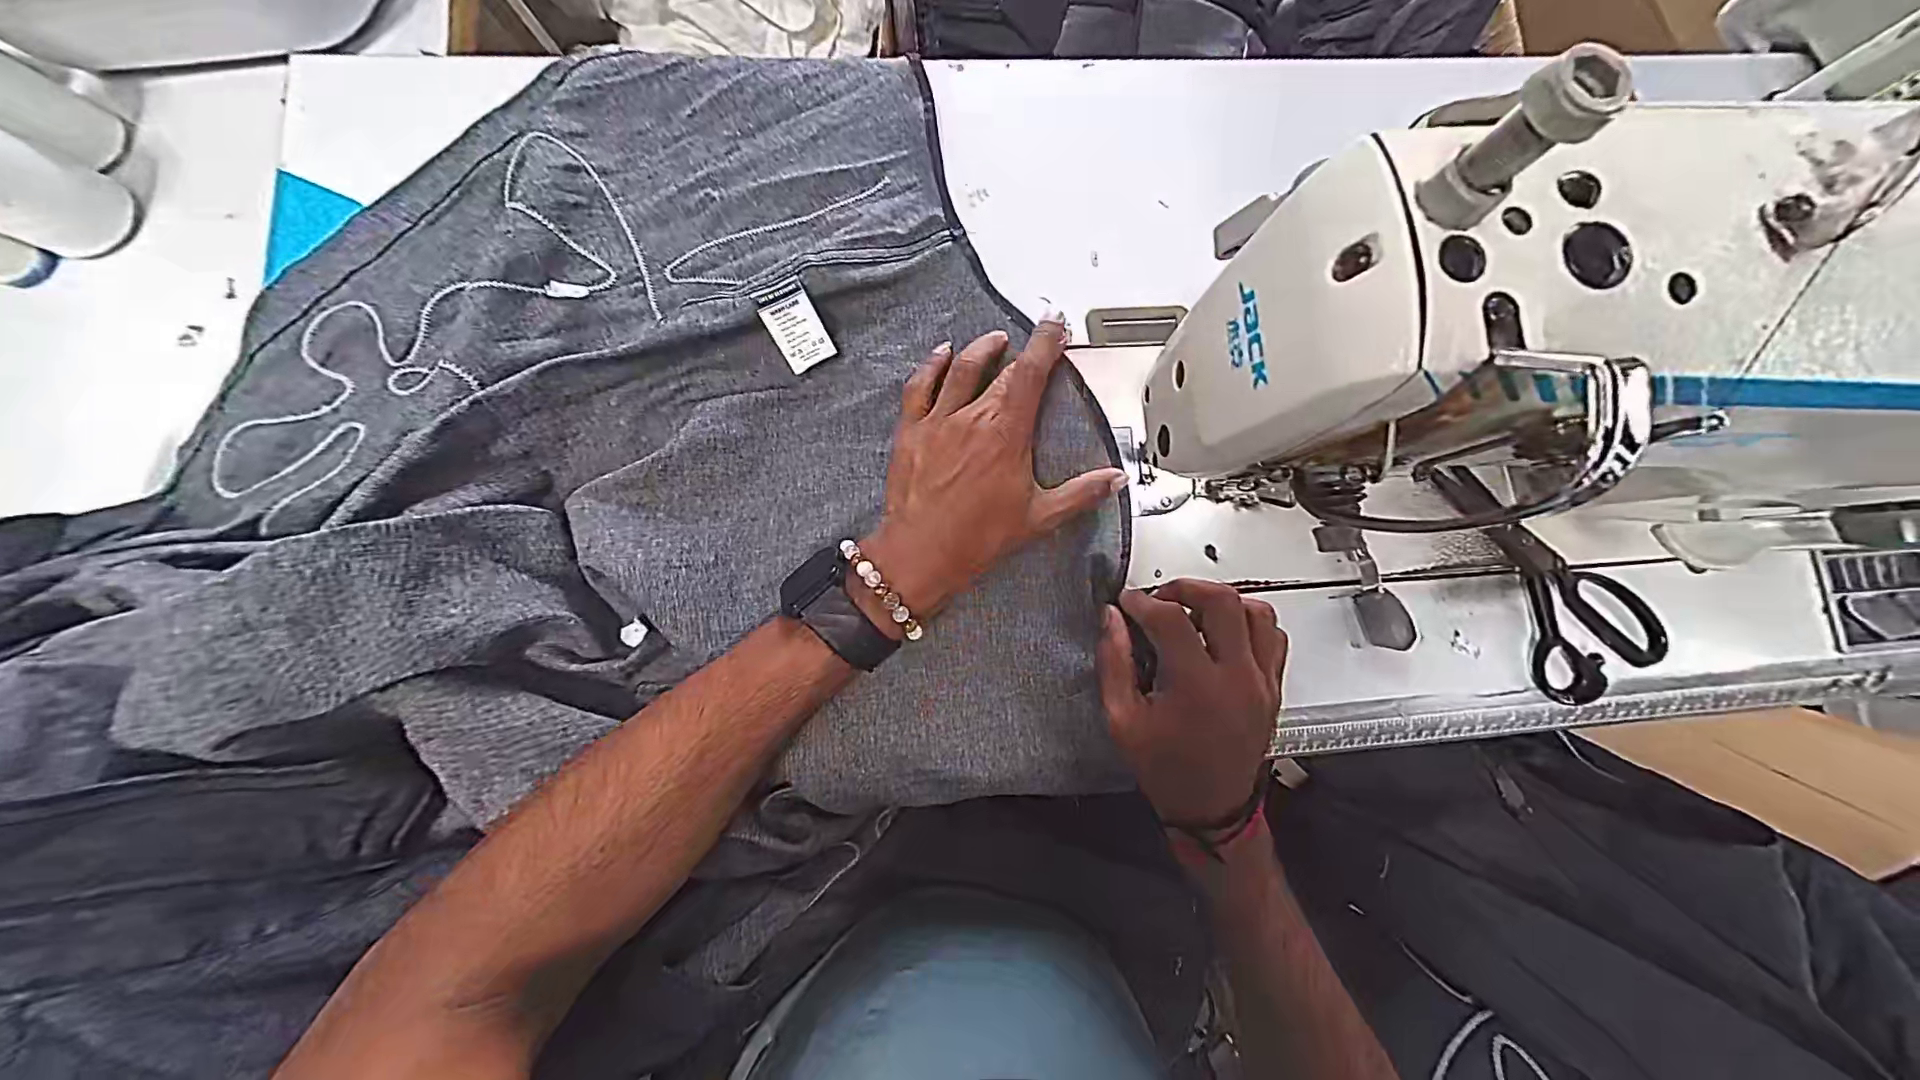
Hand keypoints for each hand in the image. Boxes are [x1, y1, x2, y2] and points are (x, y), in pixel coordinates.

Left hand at [854, 317, 1125, 632]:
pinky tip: (941, 355)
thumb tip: (1112, 480)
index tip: (1054, 324)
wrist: (921, 552)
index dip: (1045, 342)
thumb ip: (1081, 494)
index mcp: (1006, 434)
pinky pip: (919, 386)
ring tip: (994, 340)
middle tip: (1033, 341)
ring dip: (980, 349)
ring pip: (960, 369)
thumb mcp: (1038, 517)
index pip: (1031, 372)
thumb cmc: (974, 538)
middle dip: (1021, 350)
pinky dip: (931, 365)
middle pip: (1001, 370)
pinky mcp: (911, 431)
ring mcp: (938, 422)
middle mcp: (972, 419)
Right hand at [1097, 580, 1286, 824]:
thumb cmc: (1166, 769)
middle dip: (1184, 587)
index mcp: (1197, 686)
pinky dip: (1250, 622)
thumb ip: (1113, 662)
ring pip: (1256, 612)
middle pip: (1222, 601)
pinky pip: (1273, 636)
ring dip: (1221, 600)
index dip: (1142, 602)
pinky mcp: (1274, 688)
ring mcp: (1262, 682)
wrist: (1212, 809)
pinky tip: (1224, 631)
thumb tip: (1112, 619)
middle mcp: (1238, 678)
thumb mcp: (1122, 719)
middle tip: (1160, 597)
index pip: (1170, 618)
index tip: (1127, 603)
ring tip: (1193, 610)